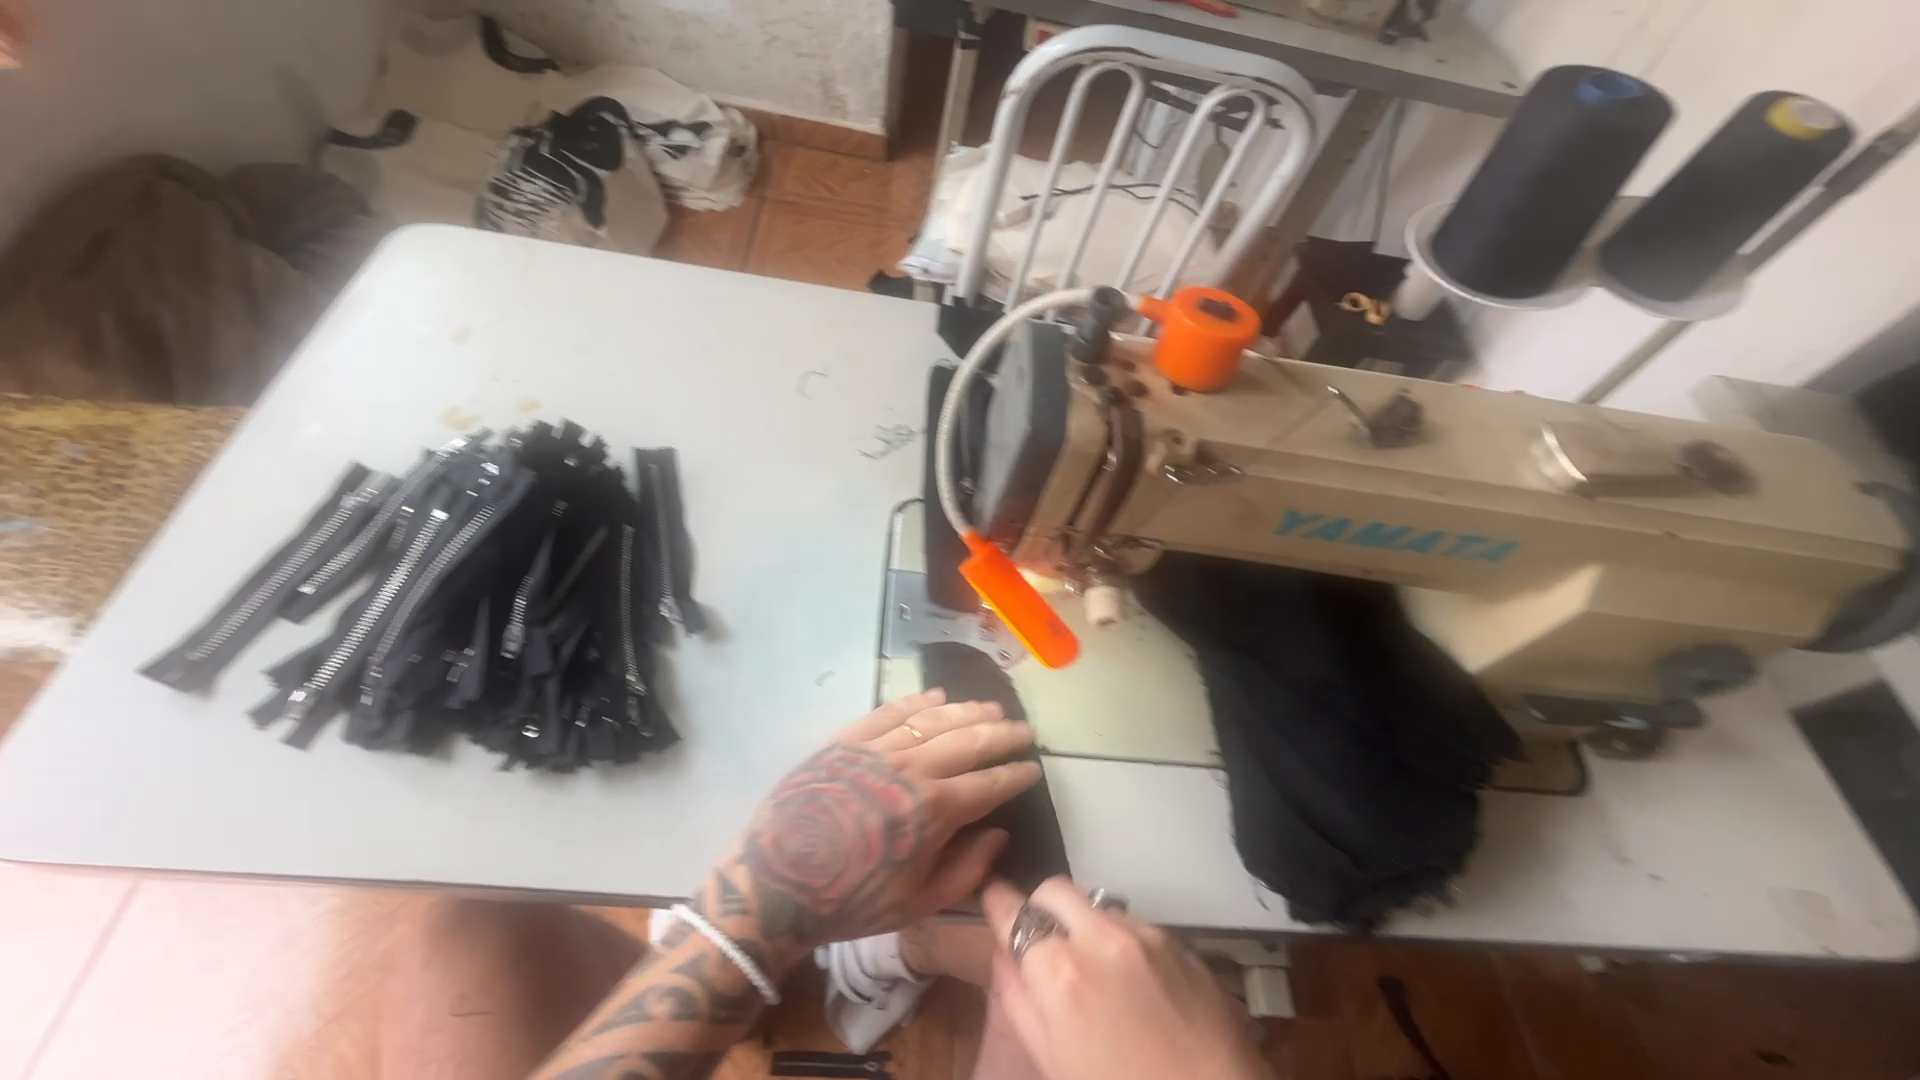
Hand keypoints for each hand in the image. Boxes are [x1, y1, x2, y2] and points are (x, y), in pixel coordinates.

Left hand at [685, 689, 1040, 976]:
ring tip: (991, 708)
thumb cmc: (851, 901)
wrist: (776, 884)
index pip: (990, 784)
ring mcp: (877, 748)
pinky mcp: (847, 740)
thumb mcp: (918, 905)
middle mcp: (912, 769)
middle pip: (970, 740)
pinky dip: (916, 702)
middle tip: (1024, 730)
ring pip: (934, 719)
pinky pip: (889, 712)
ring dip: (968, 711)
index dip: (1016, 775)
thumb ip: (967, 870)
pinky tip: (936, 696)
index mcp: (934, 811)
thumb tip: (999, 834)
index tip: (1033, 768)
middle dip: (1002, 734)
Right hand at [983, 878, 1272, 1079]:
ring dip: (1087, 928)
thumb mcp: (1054, 1060)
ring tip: (1100, 976)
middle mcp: (1099, 937)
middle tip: (1045, 942)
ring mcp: (1144, 934)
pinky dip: (1124, 943)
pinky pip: (1136, 926)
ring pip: (1098, 907)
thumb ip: (1019, 1001)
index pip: (1012, 912)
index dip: (997, 903)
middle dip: (1042, 907)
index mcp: (1059, 971)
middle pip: (1054, 890)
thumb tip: (1004, 957)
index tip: (993, 899)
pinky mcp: (1180, 942)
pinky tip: (1136, 985)